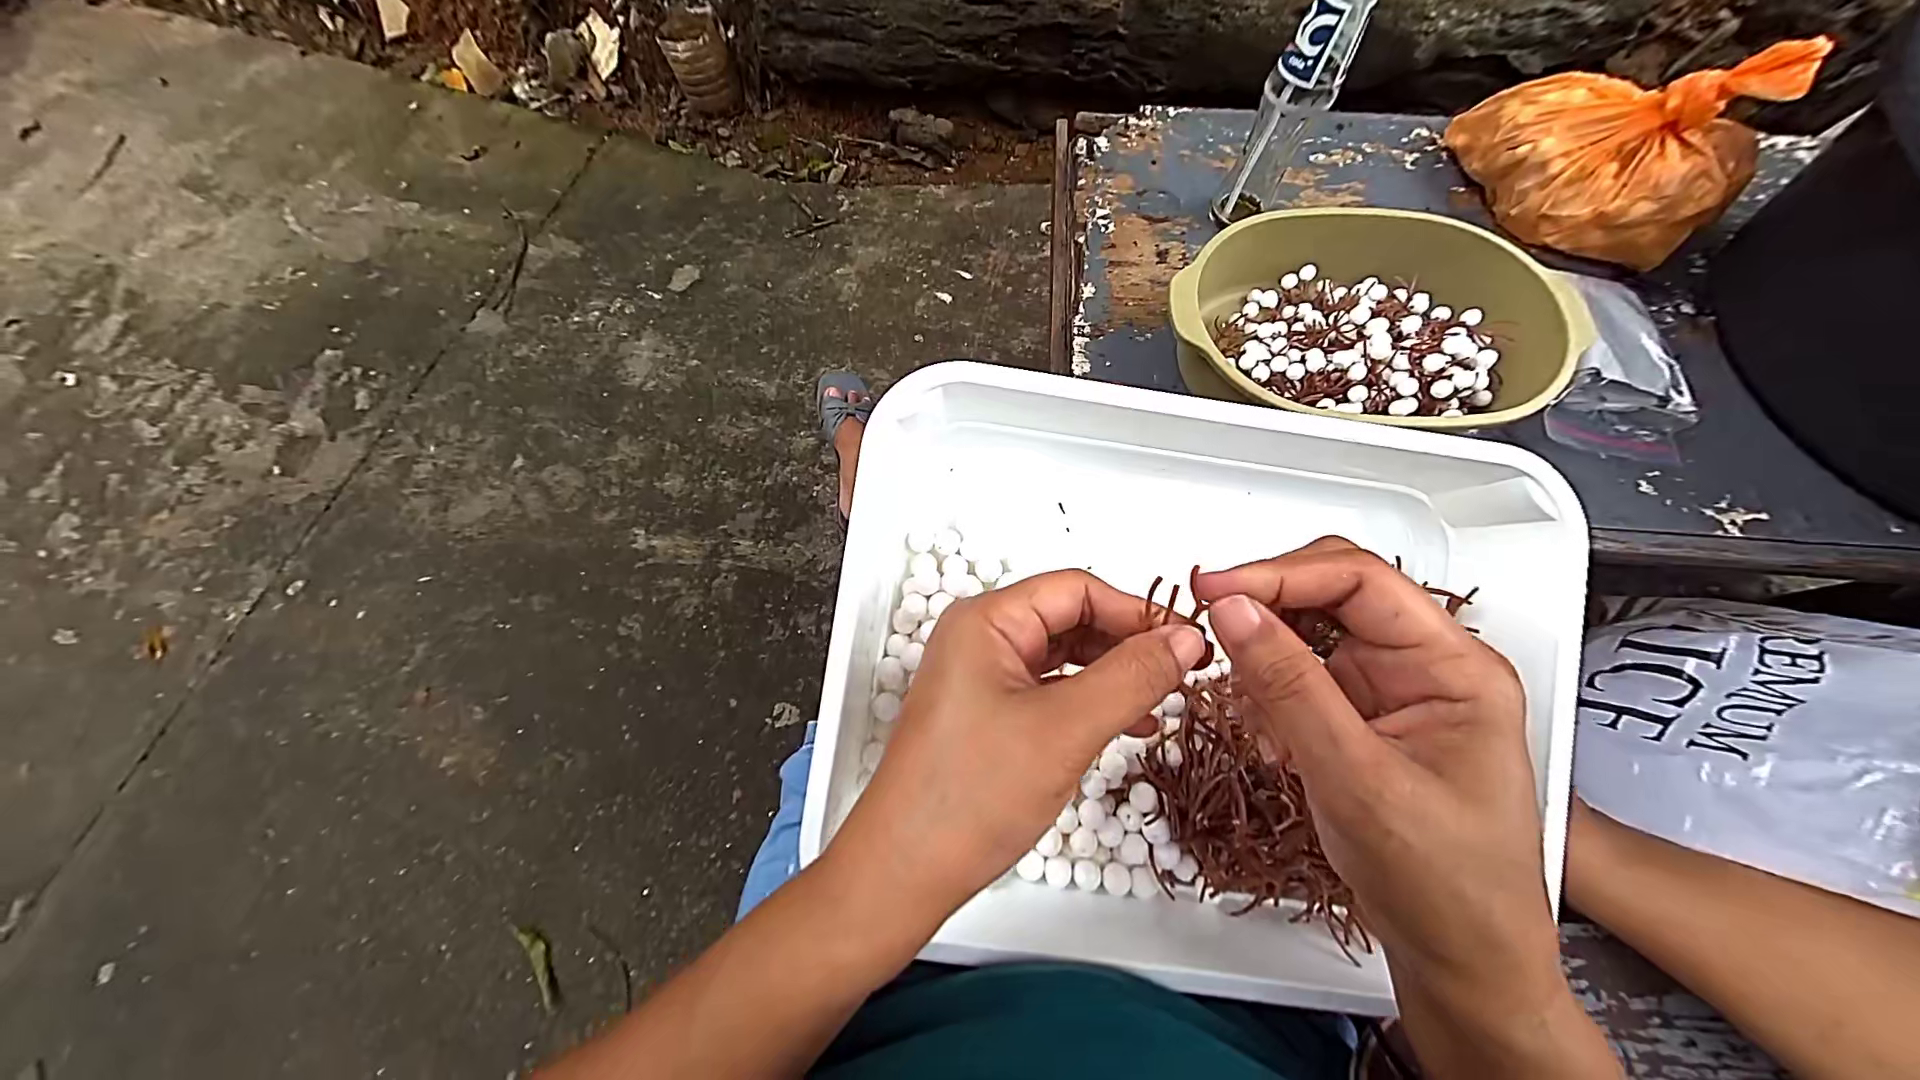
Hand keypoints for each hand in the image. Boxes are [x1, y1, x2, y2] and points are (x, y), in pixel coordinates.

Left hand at [827, 570, 1206, 916]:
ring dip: (1113, 674)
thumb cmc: (964, 797)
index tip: (1184, 639)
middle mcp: (979, 639)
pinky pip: (1050, 689)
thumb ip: (1132, 676)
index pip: (1077, 590)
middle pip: (1071, 619)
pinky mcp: (988, 711)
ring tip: (1160, 697)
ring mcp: (982, 676)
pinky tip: (1125, 722)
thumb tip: (1183, 640)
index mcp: (985, 621)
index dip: (1136, 611)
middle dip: (1127, 643)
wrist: (905, 869)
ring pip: (1064, 656)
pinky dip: (1090, 700)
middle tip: (1180, 669)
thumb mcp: (1065, 729)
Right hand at [1192, 538, 1561, 1009]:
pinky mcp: (1354, 709)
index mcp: (1453, 667)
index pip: (1359, 579)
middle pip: (1330, 589)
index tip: (1215, 589)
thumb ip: (1289, 686)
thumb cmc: (1443, 883)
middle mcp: (1419, 664)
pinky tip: (1266, 729)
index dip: (1279, 573)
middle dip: (1266, 600)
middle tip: (1210, 617)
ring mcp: (1383, 686)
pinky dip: (1264, 690)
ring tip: (1246, 700)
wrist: (1458, 954)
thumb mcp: (1356, 778)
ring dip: (1261, 652)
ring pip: (1303, 629)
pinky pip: (1293, 671)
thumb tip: (1233, 611)